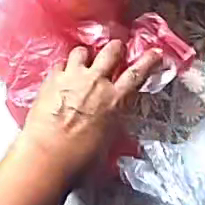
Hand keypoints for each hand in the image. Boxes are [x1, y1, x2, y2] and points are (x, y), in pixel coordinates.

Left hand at [14, 41, 163, 183]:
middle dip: (115, 48)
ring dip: (85, 55)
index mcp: (115, 99)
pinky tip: (61, 75)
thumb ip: (112, 123)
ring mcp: (72, 77)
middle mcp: (96, 82)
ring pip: (82, 51)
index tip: (154, 52)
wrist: (49, 153)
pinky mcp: (52, 78)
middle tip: (116, 48)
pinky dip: (63, 68)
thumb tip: (110, 123)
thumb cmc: (82, 157)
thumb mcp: (108, 141)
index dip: (148, 61)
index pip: (137, 74)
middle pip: (110, 52)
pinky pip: (60, 64)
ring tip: (84, 60)